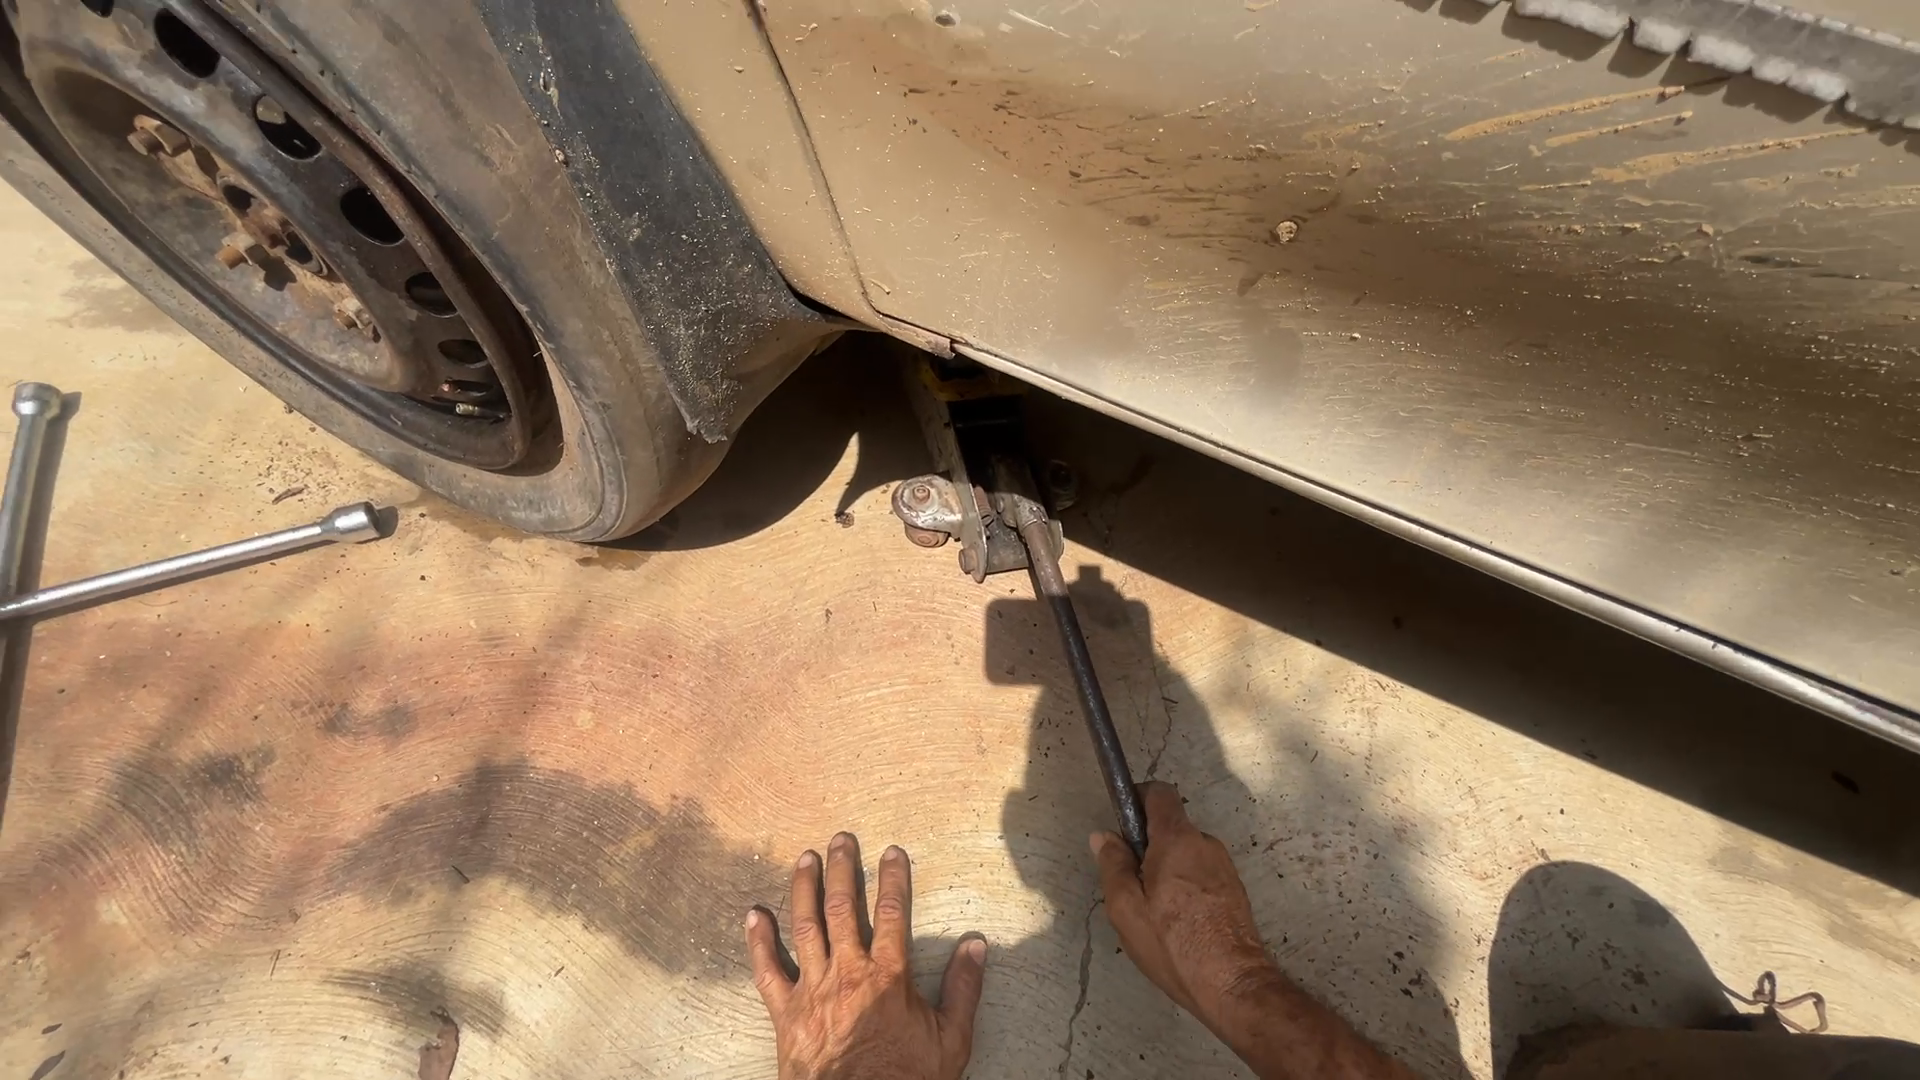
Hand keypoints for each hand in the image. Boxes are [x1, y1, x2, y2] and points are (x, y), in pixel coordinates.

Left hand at [746, 833, 987, 1079]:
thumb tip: (976, 944)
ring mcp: (813, 992)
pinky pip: (767, 973)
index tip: (892, 850)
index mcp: (887, 976)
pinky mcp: (786, 1015)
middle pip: (842, 907)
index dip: (893, 878)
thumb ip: (964, 990)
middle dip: (842, 869)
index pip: (892, 912)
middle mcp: (848, 973)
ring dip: (804, 888)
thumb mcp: (951, 1042)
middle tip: (841, 839)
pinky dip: (758, 943)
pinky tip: (754, 915)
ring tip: (806, 858)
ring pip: (806, 927)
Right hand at [1093, 783, 1416, 1079]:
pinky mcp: (1235, 891)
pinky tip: (1178, 923)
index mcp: (1177, 839)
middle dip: (1148, 846)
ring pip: (1186, 854)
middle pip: (1171, 828)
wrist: (1234, 987)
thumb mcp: (1126, 907)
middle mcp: (1205, 844)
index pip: (1159, 792)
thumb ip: (1113, 864)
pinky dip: (1186, 887)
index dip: (1138, 797)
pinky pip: (1201, 874)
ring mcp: (1225, 868)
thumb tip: (1103, 836)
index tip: (1123, 821)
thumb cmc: (1173, 943)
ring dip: (1168, 870)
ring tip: (1155, 912)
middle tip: (1132, 884)